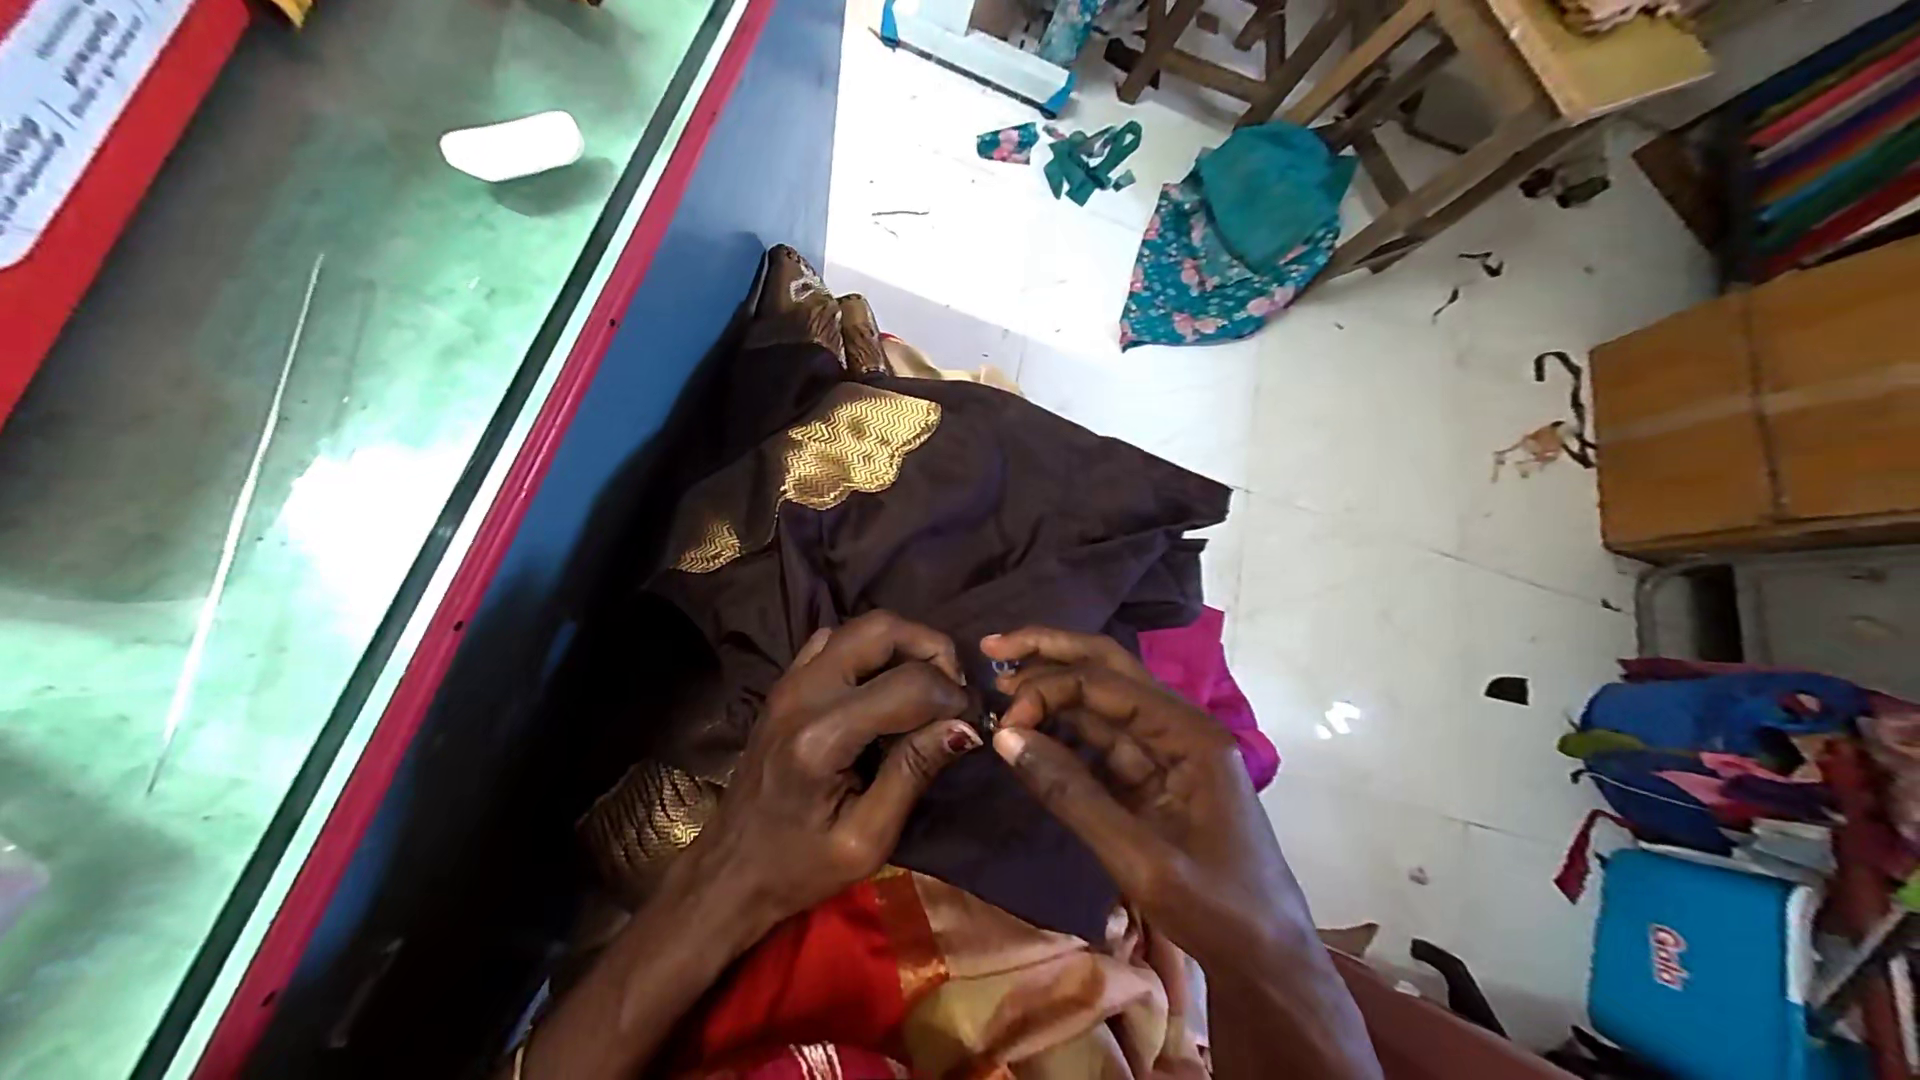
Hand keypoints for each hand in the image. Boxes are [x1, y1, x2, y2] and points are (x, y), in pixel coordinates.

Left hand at [667, 611, 982, 934]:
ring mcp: (790, 681)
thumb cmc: (799, 867)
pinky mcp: (786, 681)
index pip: (907, 685)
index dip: (951, 698)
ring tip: (927, 685)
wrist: (730, 868)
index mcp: (821, 739)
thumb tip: (965, 725)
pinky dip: (872, 649)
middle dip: (932, 649)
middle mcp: (803, 693)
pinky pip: (837, 639)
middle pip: (882, 628)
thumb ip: (913, 772)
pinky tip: (884, 684)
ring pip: (861, 626)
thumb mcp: (867, 840)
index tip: (969, 724)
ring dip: (905, 644)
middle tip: (953, 689)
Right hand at [983, 627, 1381, 1079]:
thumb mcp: (1140, 858)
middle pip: (1107, 668)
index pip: (1105, 683)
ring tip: (1000, 683)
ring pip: (1099, 700)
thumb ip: (1071, 792)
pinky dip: (1061, 730)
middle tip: (992, 646)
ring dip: (1051, 689)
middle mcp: (1176, 726)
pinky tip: (1030, 727)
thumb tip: (1006, 735)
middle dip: (1050, 652)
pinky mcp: (1148, 775)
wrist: (1268, 961)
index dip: (1048, 690)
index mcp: (1187, 732)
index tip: (1005, 721)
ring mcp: (1162, 749)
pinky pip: (1098, 739)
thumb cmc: (1217, 909)